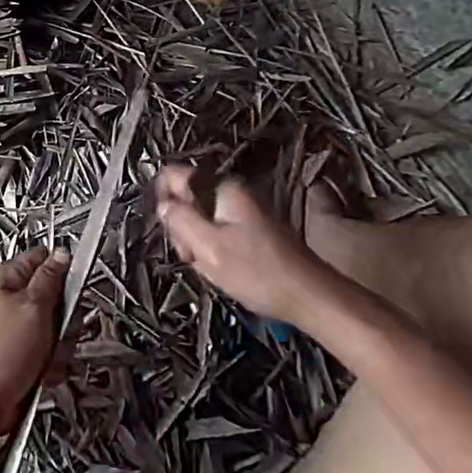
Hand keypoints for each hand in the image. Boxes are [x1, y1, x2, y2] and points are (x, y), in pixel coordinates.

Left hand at [0, 247, 69, 435]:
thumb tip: (62, 254)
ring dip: (59, 348)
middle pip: (54, 299)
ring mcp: (13, 331)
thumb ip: (51, 278)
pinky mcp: (18, 358)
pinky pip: (48, 356)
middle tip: (59, 331)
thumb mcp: (34, 307)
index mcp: (6, 278)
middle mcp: (7, 302)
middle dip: (64, 320)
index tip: (73, 289)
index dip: (63, 273)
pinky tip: (42, 375)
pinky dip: (50, 367)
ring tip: (47, 359)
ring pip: (55, 331)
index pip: (42, 259)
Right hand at [154, 164, 320, 322]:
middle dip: (181, 227)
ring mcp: (243, 212)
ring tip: (210, 266)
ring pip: (200, 220)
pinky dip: (213, 250)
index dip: (163, 198)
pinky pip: (217, 233)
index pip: (175, 175)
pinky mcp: (251, 231)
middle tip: (192, 255)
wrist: (309, 297)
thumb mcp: (209, 247)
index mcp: (222, 189)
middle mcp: (233, 194)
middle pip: (186, 200)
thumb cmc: (257, 272)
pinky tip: (222, 269)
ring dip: (196, 243)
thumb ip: (179, 220)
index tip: (168, 228)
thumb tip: (162, 204)